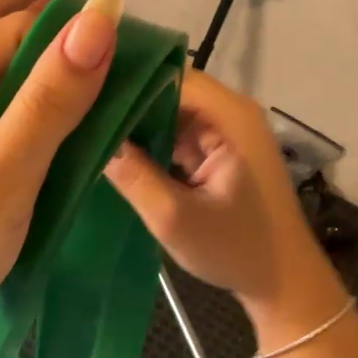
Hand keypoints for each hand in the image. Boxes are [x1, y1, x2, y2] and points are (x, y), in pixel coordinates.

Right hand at [103, 70, 344, 332]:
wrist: (282, 282)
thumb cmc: (234, 250)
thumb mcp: (173, 217)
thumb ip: (133, 175)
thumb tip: (90, 137)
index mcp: (229, 116)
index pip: (168, 75)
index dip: (124, 82)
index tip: (79, 98)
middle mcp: (230, 112)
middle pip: (167, 89)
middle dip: (124, 103)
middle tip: (75, 118)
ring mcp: (225, 132)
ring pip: (167, 112)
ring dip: (133, 125)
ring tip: (85, 132)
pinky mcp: (219, 152)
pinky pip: (175, 134)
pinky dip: (148, 143)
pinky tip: (114, 154)